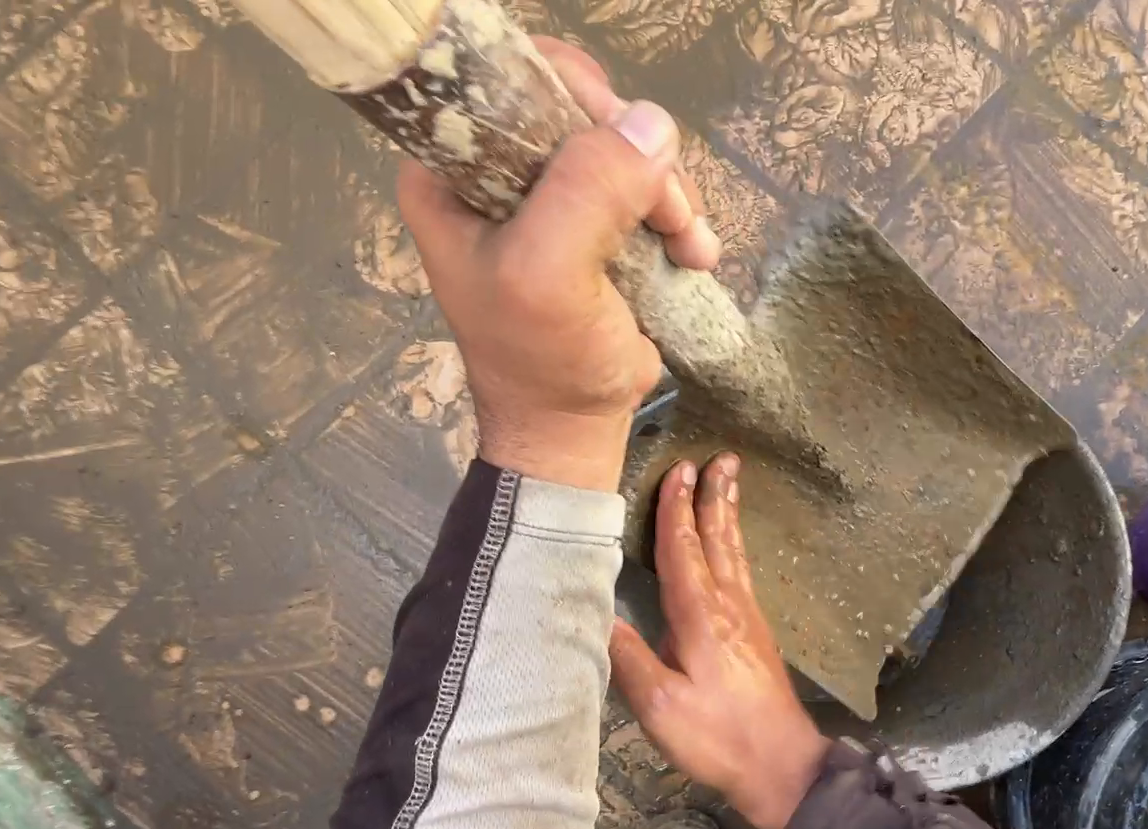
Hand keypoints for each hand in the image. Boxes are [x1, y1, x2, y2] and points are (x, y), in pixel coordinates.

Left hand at [396, 38, 721, 491]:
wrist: (572, 426)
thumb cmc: (544, 363)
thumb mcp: (549, 278)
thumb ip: (588, 193)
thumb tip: (653, 124)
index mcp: (453, 172)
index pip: (512, 82)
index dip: (577, 99)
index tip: (622, 152)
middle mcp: (497, 173)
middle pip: (583, 113)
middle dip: (638, 161)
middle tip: (668, 216)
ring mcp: (553, 200)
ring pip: (627, 151)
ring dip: (670, 197)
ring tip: (688, 249)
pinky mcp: (596, 226)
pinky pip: (648, 190)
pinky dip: (679, 218)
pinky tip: (693, 256)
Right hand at [609, 454, 831, 828]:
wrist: (782, 765)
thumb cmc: (719, 737)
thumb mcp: (661, 706)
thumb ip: (629, 659)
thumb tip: (599, 615)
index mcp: (701, 616)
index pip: (683, 551)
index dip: (677, 510)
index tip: (680, 470)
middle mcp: (728, 606)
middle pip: (718, 540)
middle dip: (714, 498)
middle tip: (721, 459)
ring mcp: (748, 618)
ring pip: (734, 554)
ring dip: (729, 516)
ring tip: (731, 484)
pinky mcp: (757, 635)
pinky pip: (742, 574)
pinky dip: (734, 547)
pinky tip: (733, 549)